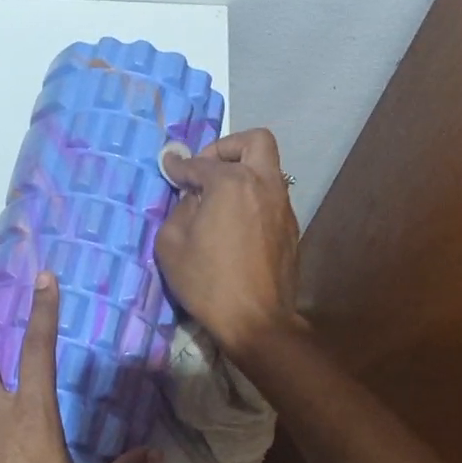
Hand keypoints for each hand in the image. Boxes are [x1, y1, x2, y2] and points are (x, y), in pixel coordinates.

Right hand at [156, 128, 301, 354]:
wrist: (256, 320)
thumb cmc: (207, 282)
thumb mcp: (171, 244)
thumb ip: (179, 209)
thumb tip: (192, 197)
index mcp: (232, 183)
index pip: (201, 163)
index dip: (180, 166)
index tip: (170, 167)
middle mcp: (264, 184)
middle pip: (255, 141)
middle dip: (227, 148)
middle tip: (207, 169)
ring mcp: (283, 206)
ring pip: (268, 169)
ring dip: (243, 174)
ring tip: (218, 200)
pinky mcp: (291, 229)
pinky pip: (271, 198)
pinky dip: (252, 199)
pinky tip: (234, 225)